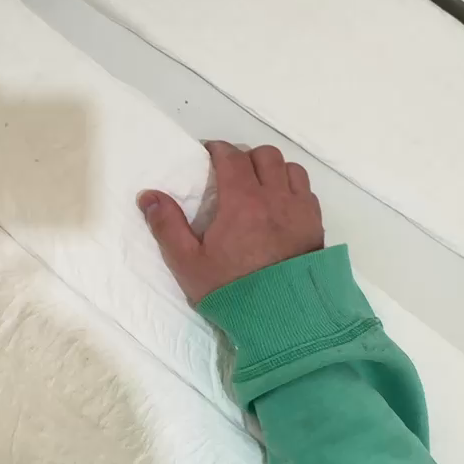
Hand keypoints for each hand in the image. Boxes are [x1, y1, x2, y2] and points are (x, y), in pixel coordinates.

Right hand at [138, 142, 323, 303]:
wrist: (282, 314)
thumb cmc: (229, 288)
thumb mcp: (187, 262)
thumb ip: (167, 226)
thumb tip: (148, 196)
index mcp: (241, 200)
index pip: (231, 157)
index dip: (217, 149)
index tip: (207, 152)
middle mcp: (274, 196)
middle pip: (264, 155)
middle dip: (244, 156)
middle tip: (229, 169)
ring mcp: (300, 208)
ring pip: (289, 168)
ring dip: (271, 168)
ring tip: (257, 184)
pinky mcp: (315, 224)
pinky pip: (306, 190)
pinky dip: (291, 186)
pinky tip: (280, 204)